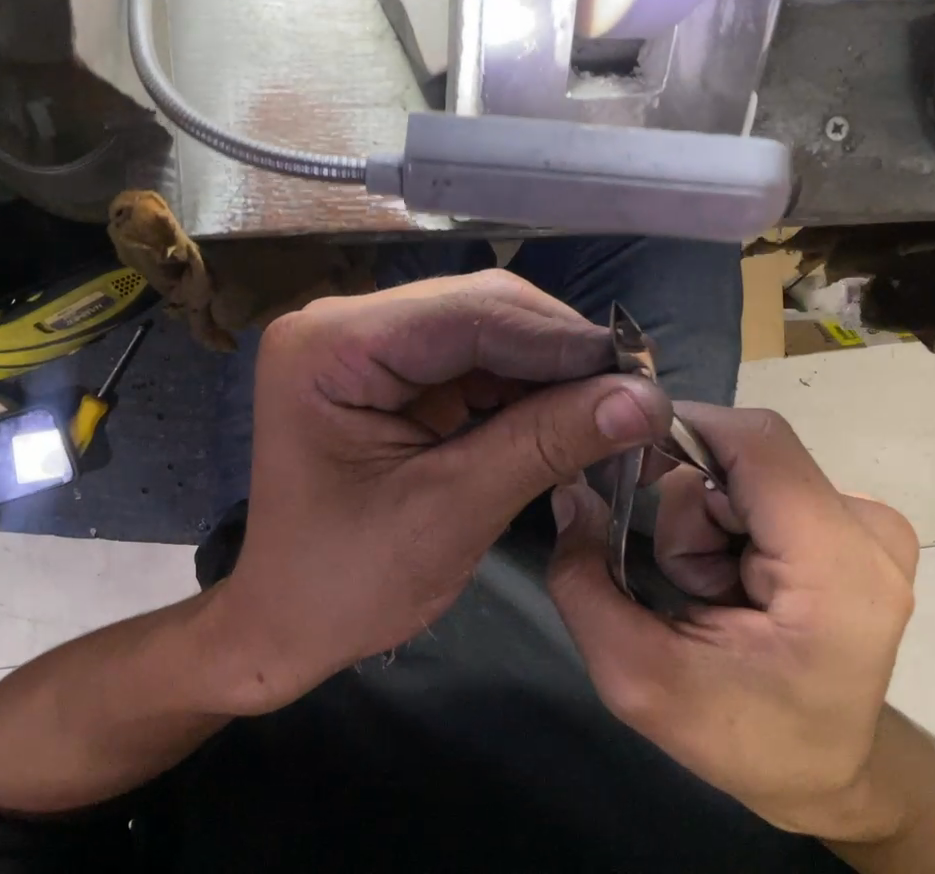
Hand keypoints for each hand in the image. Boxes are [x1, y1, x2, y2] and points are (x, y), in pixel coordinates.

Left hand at [207, 270, 670, 714]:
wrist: (285, 623)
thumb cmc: (346, 584)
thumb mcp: (451, 511)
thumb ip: (546, 443)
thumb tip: (649, 398)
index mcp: (332, 346)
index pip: (468, 314)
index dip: (562, 341)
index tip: (644, 376)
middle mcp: (344, 325)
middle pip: (480, 310)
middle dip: (561, 354)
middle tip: (638, 396)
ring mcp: (366, 346)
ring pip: (487, 331)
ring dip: (552, 372)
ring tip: (617, 410)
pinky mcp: (389, 373)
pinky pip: (474, 363)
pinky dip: (526, 390)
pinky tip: (571, 417)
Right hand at [547, 405, 920, 841]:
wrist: (827, 772)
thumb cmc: (744, 738)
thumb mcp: (636, 678)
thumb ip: (584, 582)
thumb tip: (568, 489)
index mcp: (835, 568)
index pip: (753, 440)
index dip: (676, 429)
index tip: (618, 465)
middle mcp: (869, 526)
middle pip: (743, 453)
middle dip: (687, 506)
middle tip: (682, 582)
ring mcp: (870, 521)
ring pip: (747, 467)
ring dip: (704, 520)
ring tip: (713, 593)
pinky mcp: (856, 522)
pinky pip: (764, 483)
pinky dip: (729, 522)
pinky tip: (738, 582)